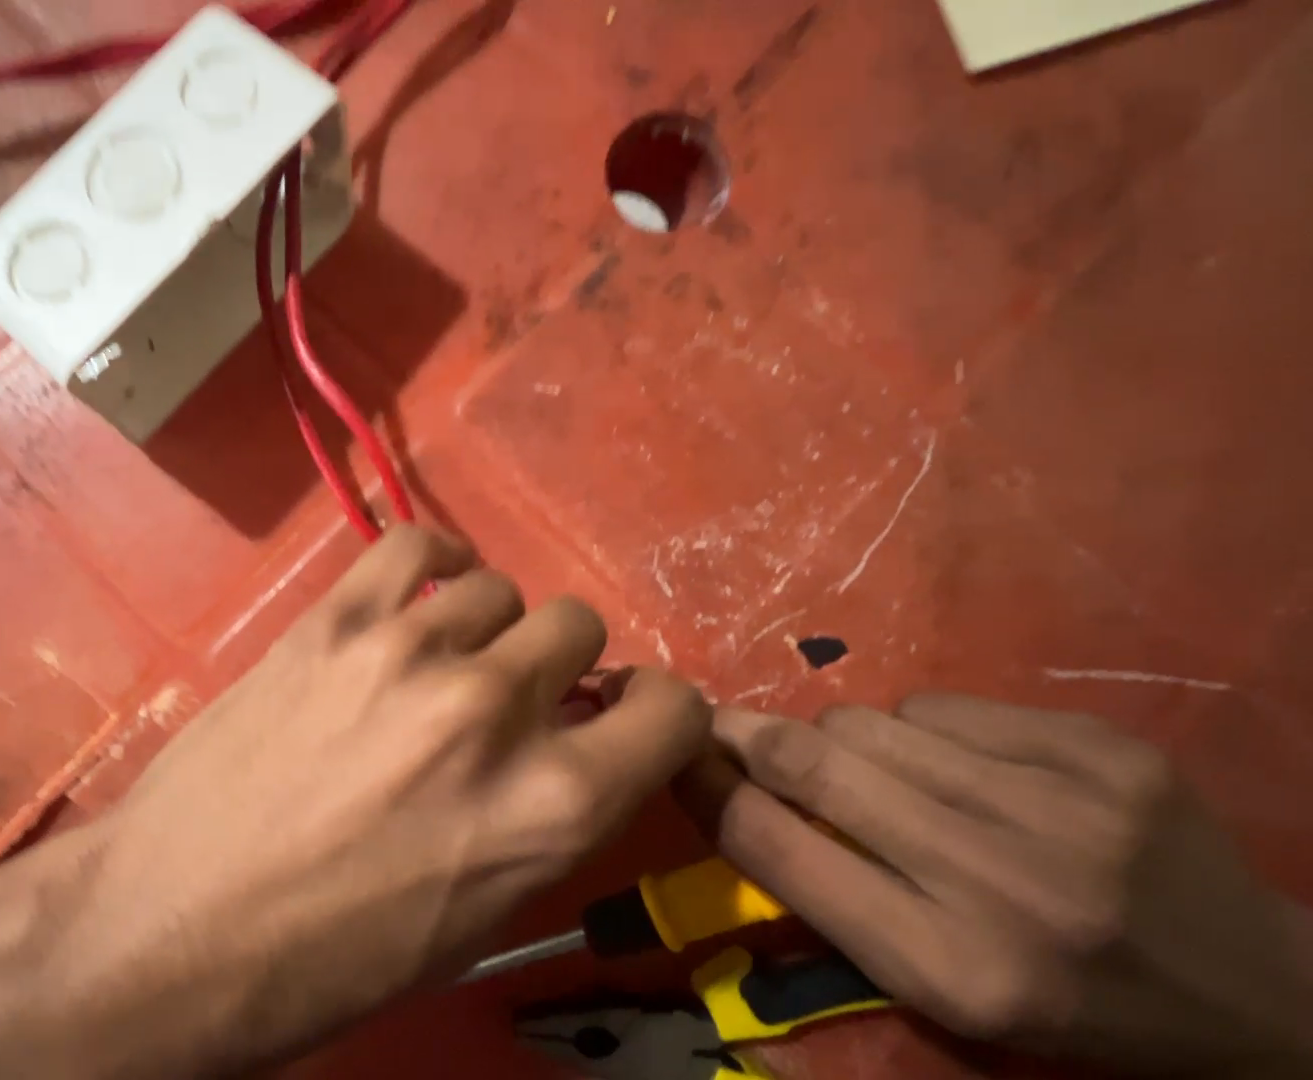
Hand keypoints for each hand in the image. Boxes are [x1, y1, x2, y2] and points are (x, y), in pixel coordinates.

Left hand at [35, 527, 710, 1076]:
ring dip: (487, 625)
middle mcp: (495, 711)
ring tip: (443, 659)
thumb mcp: (480, 913)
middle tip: (512, 694)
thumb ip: (547, 814)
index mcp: (552, 807)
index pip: (671, 711)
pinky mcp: (333, 620)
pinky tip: (420, 593)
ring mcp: (408, 651)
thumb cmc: (334, 956)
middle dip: (560, 663)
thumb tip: (574, 742)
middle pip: (578, 626)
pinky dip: (433, 562)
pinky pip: (415, 544)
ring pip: (500, 586)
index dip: (654, 712)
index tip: (619, 717)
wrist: (175, 928)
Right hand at [687, 695, 1312, 1076]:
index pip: (774, 846)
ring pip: (865, 720)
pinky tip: (967, 770)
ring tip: (881, 775)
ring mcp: (1063, 804)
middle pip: (809, 760)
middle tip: (725, 727)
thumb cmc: (1056, 1001)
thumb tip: (725, 785)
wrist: (1259, 995)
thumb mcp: (929, 986)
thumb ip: (824, 891)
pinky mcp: (1102, 747)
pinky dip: (922, 730)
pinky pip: (939, 704)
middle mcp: (1003, 883)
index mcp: (949, 967)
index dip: (706, 787)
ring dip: (843, 741)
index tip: (675, 754)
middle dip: (748, 735)